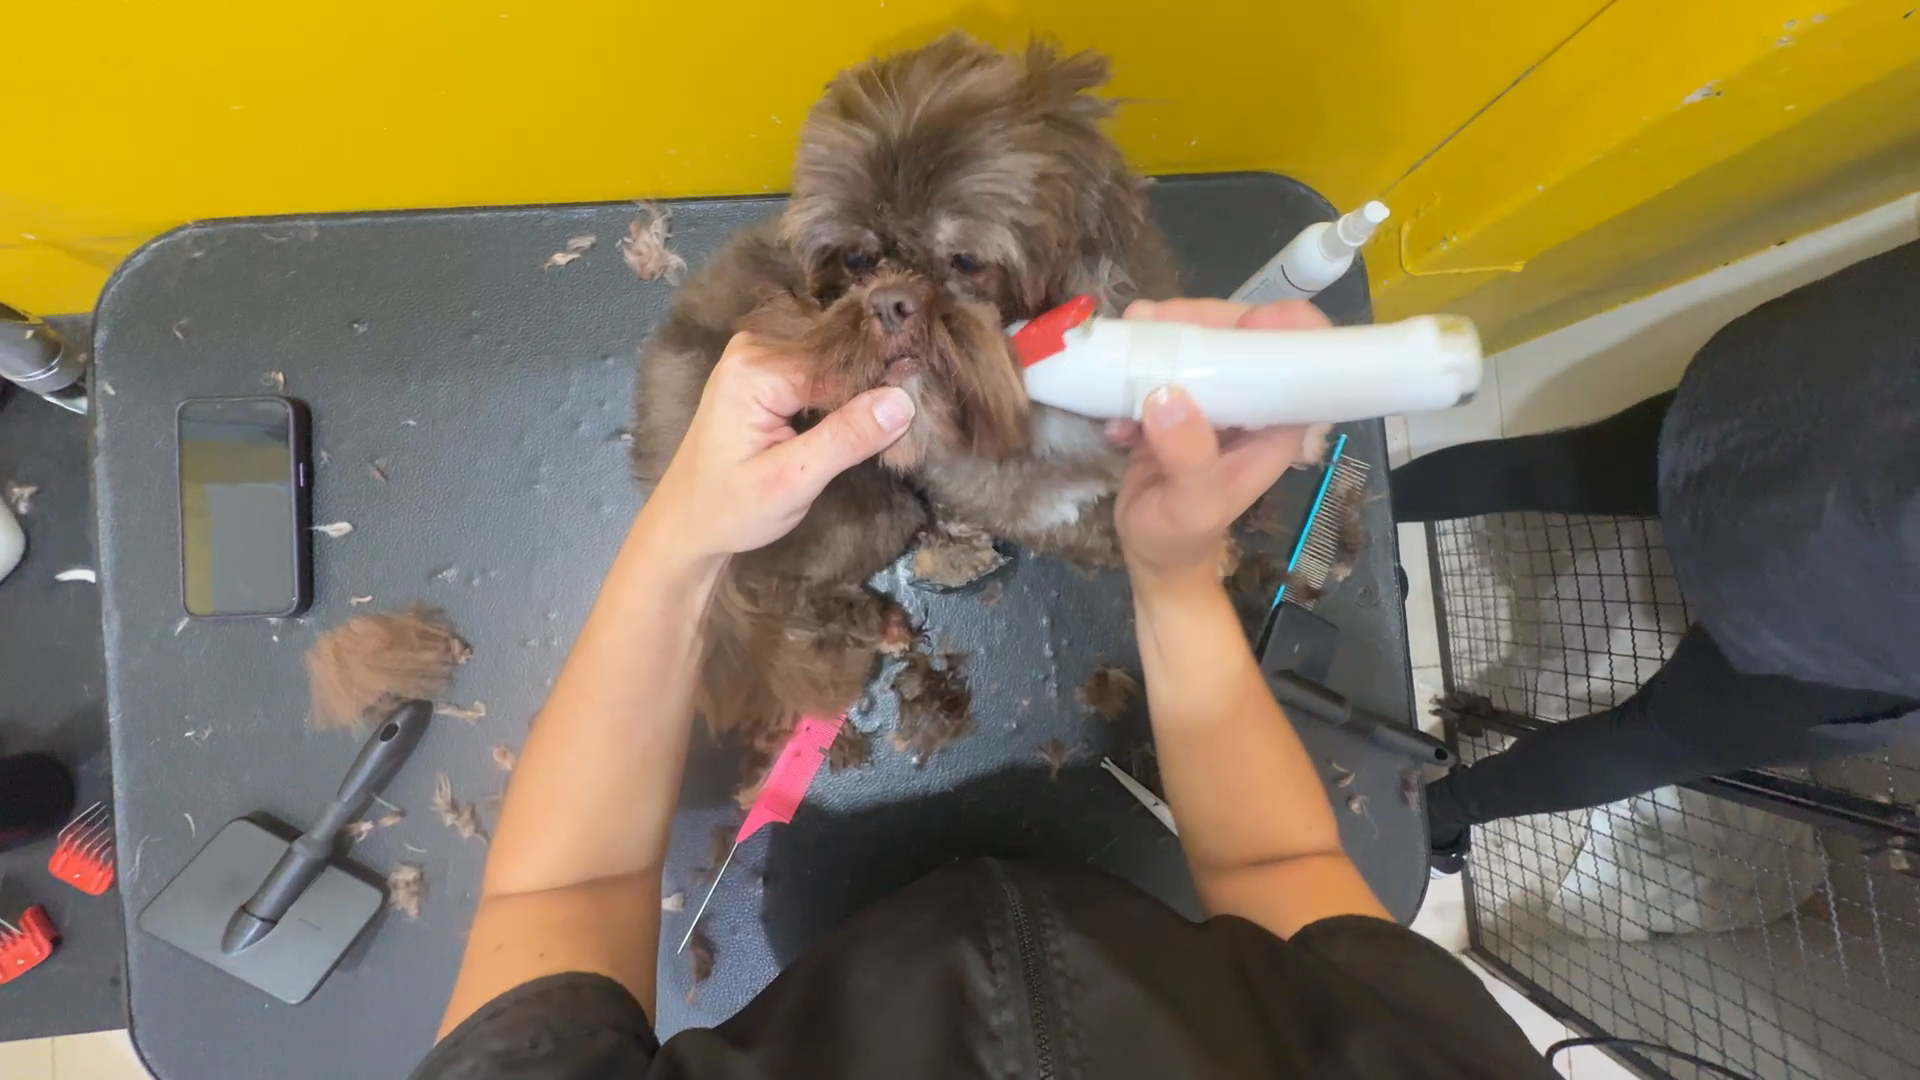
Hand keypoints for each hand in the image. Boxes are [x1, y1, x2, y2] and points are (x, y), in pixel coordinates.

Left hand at [646, 332, 914, 561]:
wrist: (688, 523)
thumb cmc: (732, 509)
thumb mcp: (793, 481)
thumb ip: (845, 439)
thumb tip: (903, 400)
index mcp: (756, 368)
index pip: (841, 359)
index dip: (884, 377)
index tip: (925, 394)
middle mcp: (757, 347)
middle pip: (838, 350)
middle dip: (879, 375)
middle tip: (922, 398)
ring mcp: (762, 356)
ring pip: (835, 358)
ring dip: (868, 381)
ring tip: (907, 397)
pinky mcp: (770, 372)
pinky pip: (822, 369)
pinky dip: (850, 387)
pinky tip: (874, 403)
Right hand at [1114, 298, 1331, 590]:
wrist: (1148, 556)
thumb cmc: (1180, 537)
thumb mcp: (1191, 505)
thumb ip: (1188, 456)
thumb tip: (1165, 395)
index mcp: (1275, 427)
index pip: (1304, 359)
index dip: (1288, 326)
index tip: (1248, 318)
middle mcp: (1249, 407)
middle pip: (1242, 338)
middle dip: (1201, 319)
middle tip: (1150, 319)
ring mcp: (1210, 404)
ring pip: (1199, 345)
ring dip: (1160, 336)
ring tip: (1125, 337)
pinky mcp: (1174, 406)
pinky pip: (1162, 367)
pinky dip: (1135, 368)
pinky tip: (1112, 402)